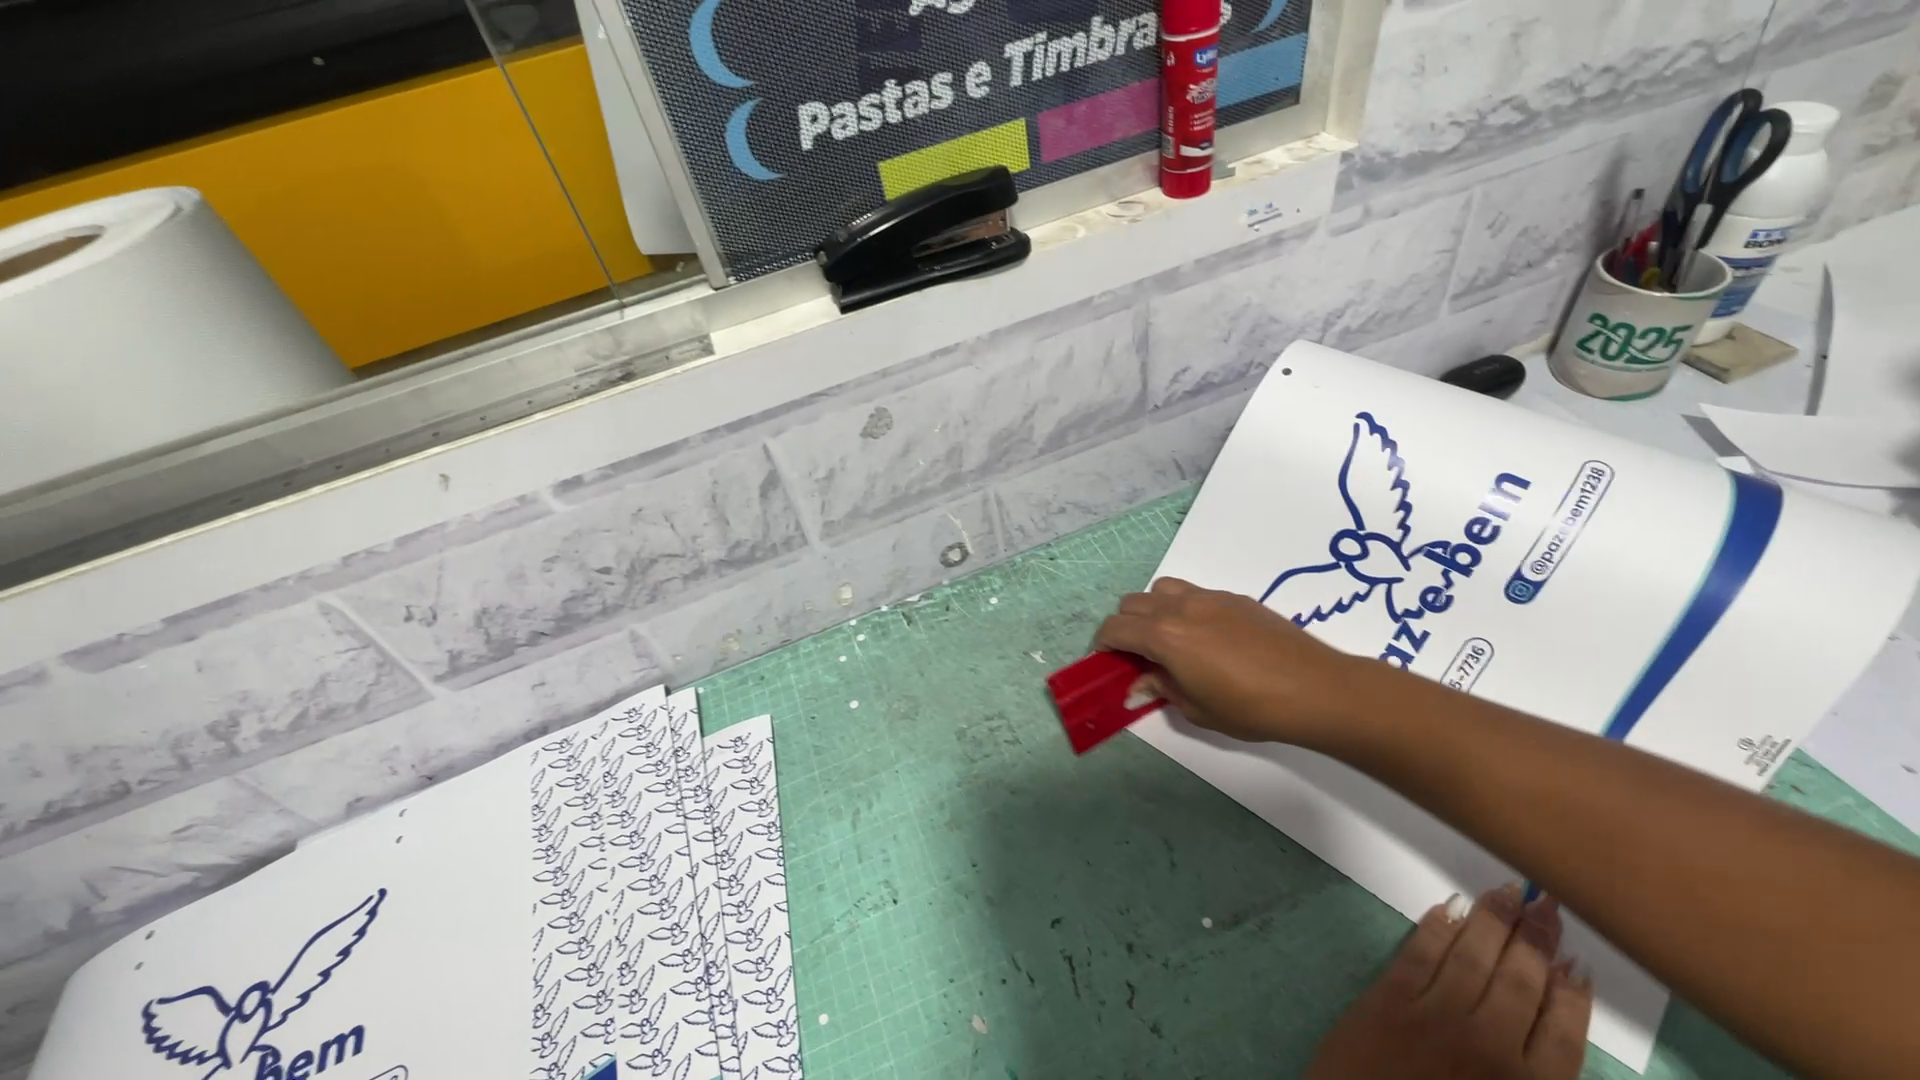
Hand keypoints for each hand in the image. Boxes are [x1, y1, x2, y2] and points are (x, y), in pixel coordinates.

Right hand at [1093, 577, 1366, 743]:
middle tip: (1137, 657)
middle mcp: (1180, 608)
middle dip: (1125, 627)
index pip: (1115, 629)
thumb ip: (1162, 688)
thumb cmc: (1250, 708)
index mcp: (1164, 636)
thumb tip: (1139, 683)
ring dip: (1153, 611)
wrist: (1314, 688)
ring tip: (1169, 641)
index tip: (1108, 664)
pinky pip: (1195, 594)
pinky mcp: (1235, 598)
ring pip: (1162, 590)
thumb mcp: (1196, 708)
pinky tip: (1206, 640)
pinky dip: (1185, 609)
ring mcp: (1210, 598)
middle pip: (1132, 603)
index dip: (1103, 646)